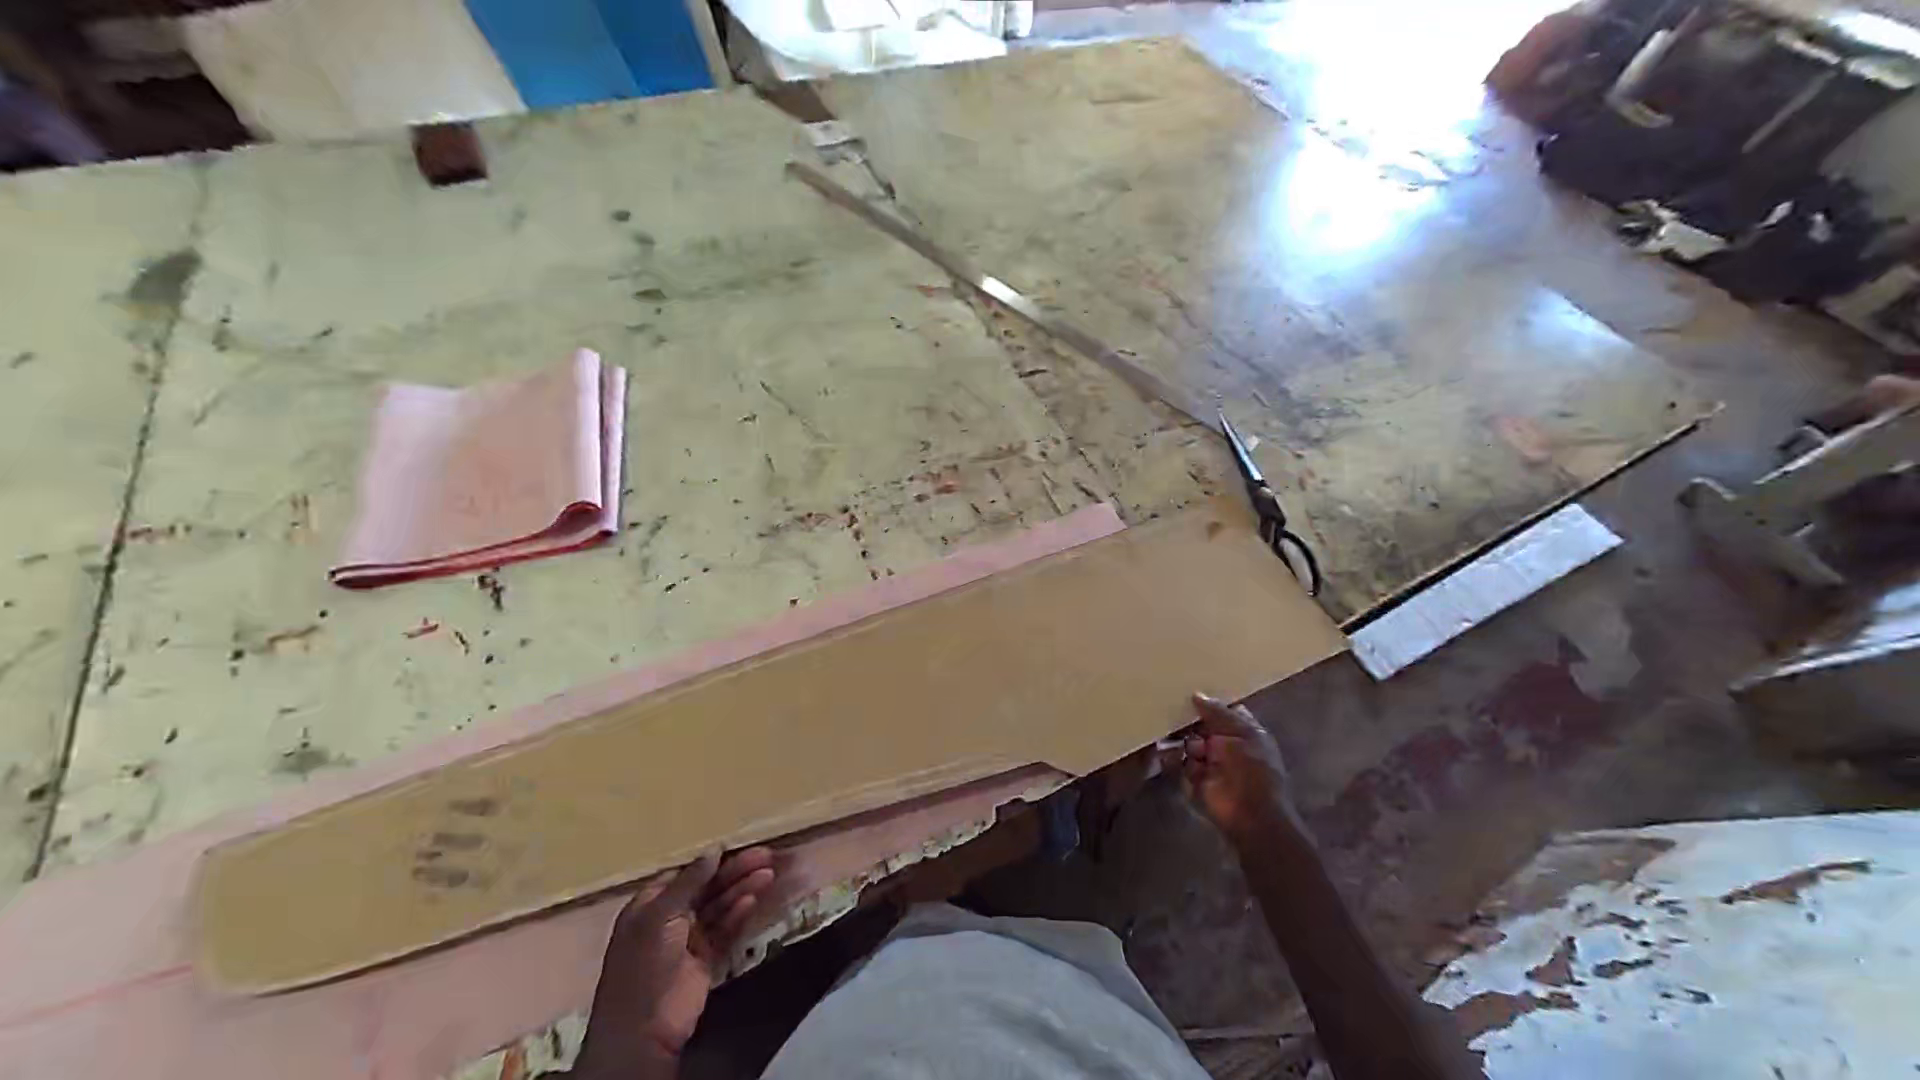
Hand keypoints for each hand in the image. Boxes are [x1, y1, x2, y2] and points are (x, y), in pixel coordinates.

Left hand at [574, 847, 777, 1077]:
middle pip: (708, 887)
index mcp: (651, 904)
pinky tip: (753, 900)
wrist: (643, 1030)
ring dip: (743, 889)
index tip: (739, 844)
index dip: (712, 859)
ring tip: (768, 874)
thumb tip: (715, 848)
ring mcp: (689, 938)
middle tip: (765, 855)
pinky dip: (739, 914)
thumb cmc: (644, 964)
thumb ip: (690, 881)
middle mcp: (670, 917)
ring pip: (721, 906)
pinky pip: (726, 929)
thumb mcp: (661, 915)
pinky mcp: (707, 958)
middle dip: (735, 871)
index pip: (686, 873)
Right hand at [1181, 693, 1300, 845]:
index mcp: (1244, 732)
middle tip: (1169, 703)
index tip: (1187, 687)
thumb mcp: (1244, 734)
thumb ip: (1219, 713)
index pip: (1223, 711)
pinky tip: (1168, 748)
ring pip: (1188, 741)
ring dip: (1180, 737)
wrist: (1250, 815)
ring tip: (1167, 727)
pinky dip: (1172, 755)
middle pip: (1201, 725)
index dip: (1209, 702)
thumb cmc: (1255, 770)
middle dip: (1188, 718)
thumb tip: (1197, 695)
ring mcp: (1209, 761)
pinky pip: (1178, 761)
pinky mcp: (1194, 777)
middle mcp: (1226, 744)